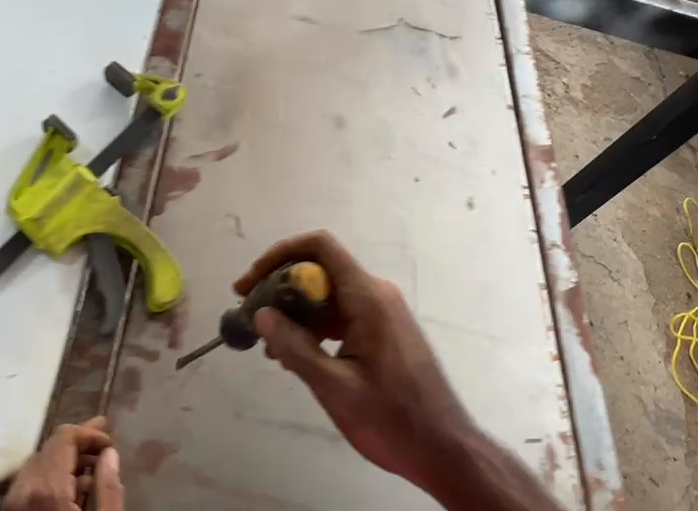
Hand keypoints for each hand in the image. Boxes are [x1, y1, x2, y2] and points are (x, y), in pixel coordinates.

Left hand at [0, 416, 123, 510]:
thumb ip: (108, 488)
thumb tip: (109, 455)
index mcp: (46, 486)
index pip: (65, 437)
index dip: (90, 433)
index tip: (109, 441)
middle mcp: (23, 487)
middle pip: (51, 448)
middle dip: (78, 444)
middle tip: (103, 443)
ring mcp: (12, 499)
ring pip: (39, 465)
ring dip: (66, 460)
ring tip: (92, 466)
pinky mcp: (9, 509)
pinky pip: (30, 483)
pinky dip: (52, 478)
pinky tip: (73, 488)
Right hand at [236, 232, 560, 510]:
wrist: (447, 450)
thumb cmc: (393, 419)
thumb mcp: (335, 387)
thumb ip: (295, 348)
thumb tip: (261, 315)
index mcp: (368, 297)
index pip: (319, 247)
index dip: (280, 255)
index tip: (251, 283)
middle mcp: (376, 293)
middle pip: (318, 269)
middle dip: (279, 287)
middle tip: (250, 314)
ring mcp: (381, 311)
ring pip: (327, 294)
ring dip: (294, 311)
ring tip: (267, 344)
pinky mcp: (383, 330)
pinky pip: (340, 314)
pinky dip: (313, 326)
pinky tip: (294, 355)